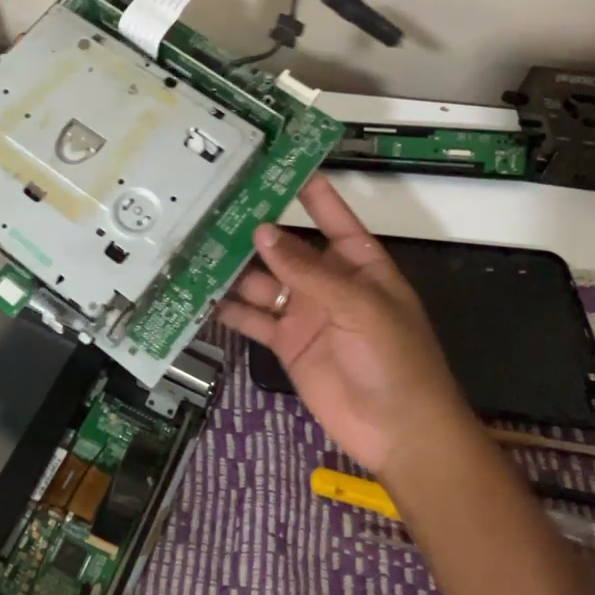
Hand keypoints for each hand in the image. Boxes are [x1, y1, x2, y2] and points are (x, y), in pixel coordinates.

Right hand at [216, 175, 471, 471]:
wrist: (399, 431)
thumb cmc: (395, 359)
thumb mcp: (358, 306)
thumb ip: (308, 270)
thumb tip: (263, 232)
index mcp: (358, 262)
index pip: (331, 216)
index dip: (307, 190)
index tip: (276, 163)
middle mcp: (327, 281)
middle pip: (285, 247)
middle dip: (253, 229)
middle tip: (212, 206)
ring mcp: (304, 311)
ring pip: (262, 280)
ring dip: (233, 267)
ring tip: (195, 247)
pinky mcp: (286, 342)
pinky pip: (253, 318)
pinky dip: (228, 309)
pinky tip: (199, 295)